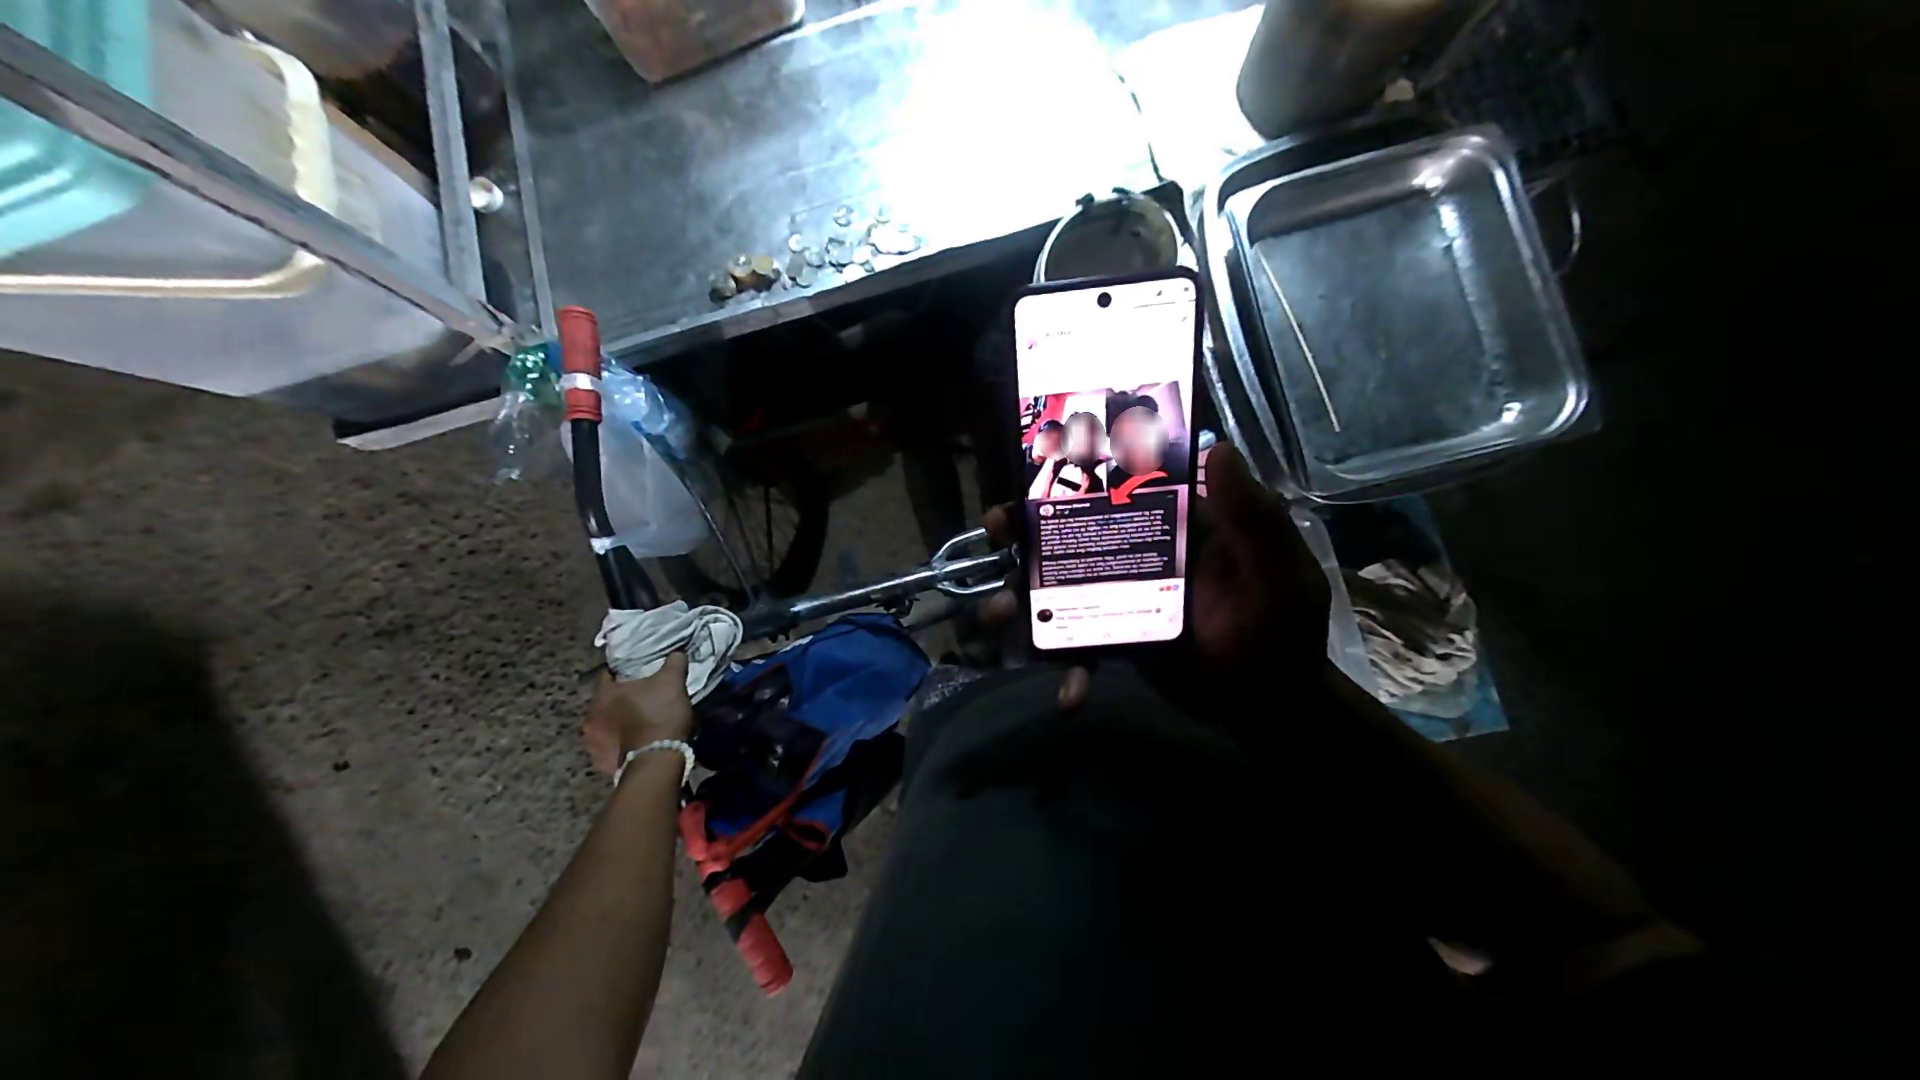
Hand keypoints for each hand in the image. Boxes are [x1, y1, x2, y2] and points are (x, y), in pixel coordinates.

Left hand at [583, 653, 694, 775]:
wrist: (657, 759)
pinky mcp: (599, 764)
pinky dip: (617, 747)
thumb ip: (674, 662)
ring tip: (635, 725)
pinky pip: (606, 750)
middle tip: (638, 701)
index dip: (620, 674)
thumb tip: (677, 651)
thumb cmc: (660, 714)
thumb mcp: (673, 681)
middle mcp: (590, 717)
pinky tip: (633, 746)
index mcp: (604, 693)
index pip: (605, 675)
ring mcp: (592, 743)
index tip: (634, 675)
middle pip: (602, 703)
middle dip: (616, 702)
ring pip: (602, 727)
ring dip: (614, 725)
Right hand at [982, 443, 1328, 710]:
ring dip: (1021, 598)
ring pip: (1056, 588)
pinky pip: (1076, 649)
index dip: (1069, 473)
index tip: (1032, 472)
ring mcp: (1117, 598)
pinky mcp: (1112, 640)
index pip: (1113, 484)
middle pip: (1066, 532)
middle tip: (998, 532)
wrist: (1268, 703)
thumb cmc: (1281, 629)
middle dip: (1023, 530)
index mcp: (1169, 524)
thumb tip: (1217, 449)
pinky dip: (1068, 672)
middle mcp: (1135, 553)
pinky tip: (1070, 696)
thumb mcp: (1279, 572)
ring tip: (1002, 615)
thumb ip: (1254, 518)